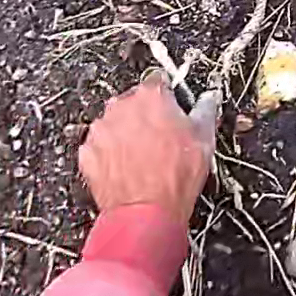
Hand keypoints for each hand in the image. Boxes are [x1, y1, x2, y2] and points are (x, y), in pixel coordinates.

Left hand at [76, 73, 217, 225]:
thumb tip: (208, 98)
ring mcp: (102, 130)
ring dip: (126, 132)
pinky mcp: (87, 154)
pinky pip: (100, 145)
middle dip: (145, 114)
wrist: (146, 214)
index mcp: (152, 95)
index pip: (159, 81)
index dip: (169, 97)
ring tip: (143, 155)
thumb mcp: (204, 135)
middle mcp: (122, 106)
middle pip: (135, 101)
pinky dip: (110, 153)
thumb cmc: (176, 174)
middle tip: (161, 136)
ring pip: (116, 123)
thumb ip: (205, 108)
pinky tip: (126, 167)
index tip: (173, 109)